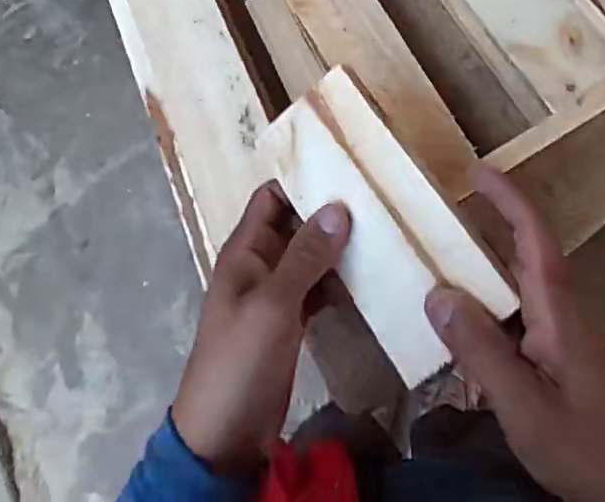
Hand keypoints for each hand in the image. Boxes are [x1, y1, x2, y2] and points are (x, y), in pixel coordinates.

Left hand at [171, 182, 349, 476]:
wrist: (223, 438)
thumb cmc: (239, 360)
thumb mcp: (272, 304)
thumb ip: (305, 256)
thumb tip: (339, 206)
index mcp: (245, 250)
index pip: (272, 196)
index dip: (301, 178)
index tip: (343, 166)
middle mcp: (261, 263)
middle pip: (296, 222)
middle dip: (328, 210)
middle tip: (374, 196)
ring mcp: (277, 293)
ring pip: (310, 254)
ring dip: (337, 244)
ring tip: (380, 228)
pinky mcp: (291, 320)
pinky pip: (317, 286)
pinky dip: (338, 279)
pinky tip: (368, 275)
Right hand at [426, 164, 604, 501]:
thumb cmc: (584, 445)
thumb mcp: (525, 407)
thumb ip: (481, 352)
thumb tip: (437, 295)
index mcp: (556, 307)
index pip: (533, 234)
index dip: (507, 197)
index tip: (474, 172)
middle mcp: (558, 305)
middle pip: (525, 245)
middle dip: (491, 214)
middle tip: (444, 203)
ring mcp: (556, 326)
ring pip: (517, 274)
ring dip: (485, 252)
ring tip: (441, 245)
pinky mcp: (551, 346)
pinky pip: (513, 303)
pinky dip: (485, 291)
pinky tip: (461, 307)